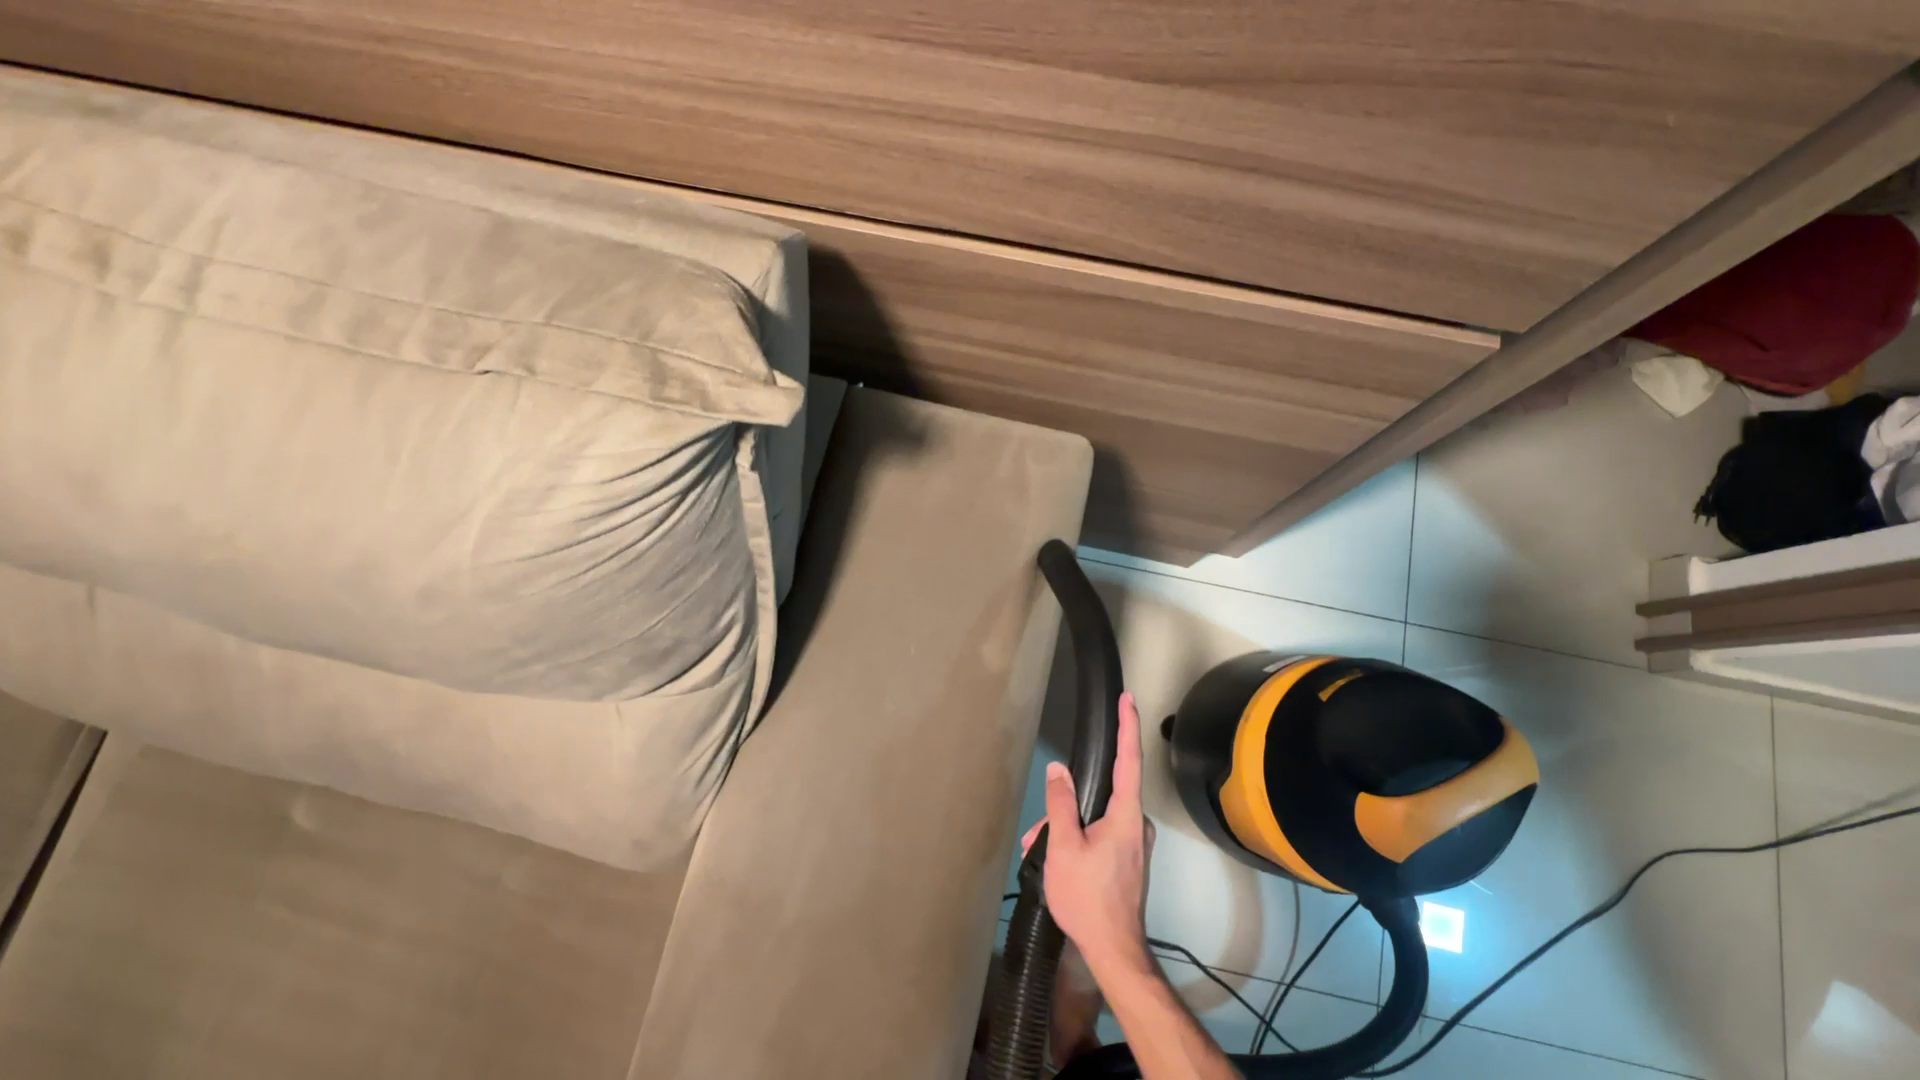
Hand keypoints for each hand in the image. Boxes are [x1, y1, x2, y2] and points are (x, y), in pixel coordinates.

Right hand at [1020, 691, 1155, 976]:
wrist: (1113, 949)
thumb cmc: (1088, 897)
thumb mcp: (1063, 847)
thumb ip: (1061, 804)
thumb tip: (1059, 770)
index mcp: (1126, 814)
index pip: (1129, 759)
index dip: (1128, 726)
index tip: (1128, 699)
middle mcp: (1136, 824)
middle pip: (1101, 794)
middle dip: (1066, 806)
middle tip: (1038, 833)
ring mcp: (1133, 843)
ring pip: (1095, 818)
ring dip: (1065, 830)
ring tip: (1038, 852)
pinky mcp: (1127, 860)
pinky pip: (1099, 836)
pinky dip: (1075, 841)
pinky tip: (1052, 860)